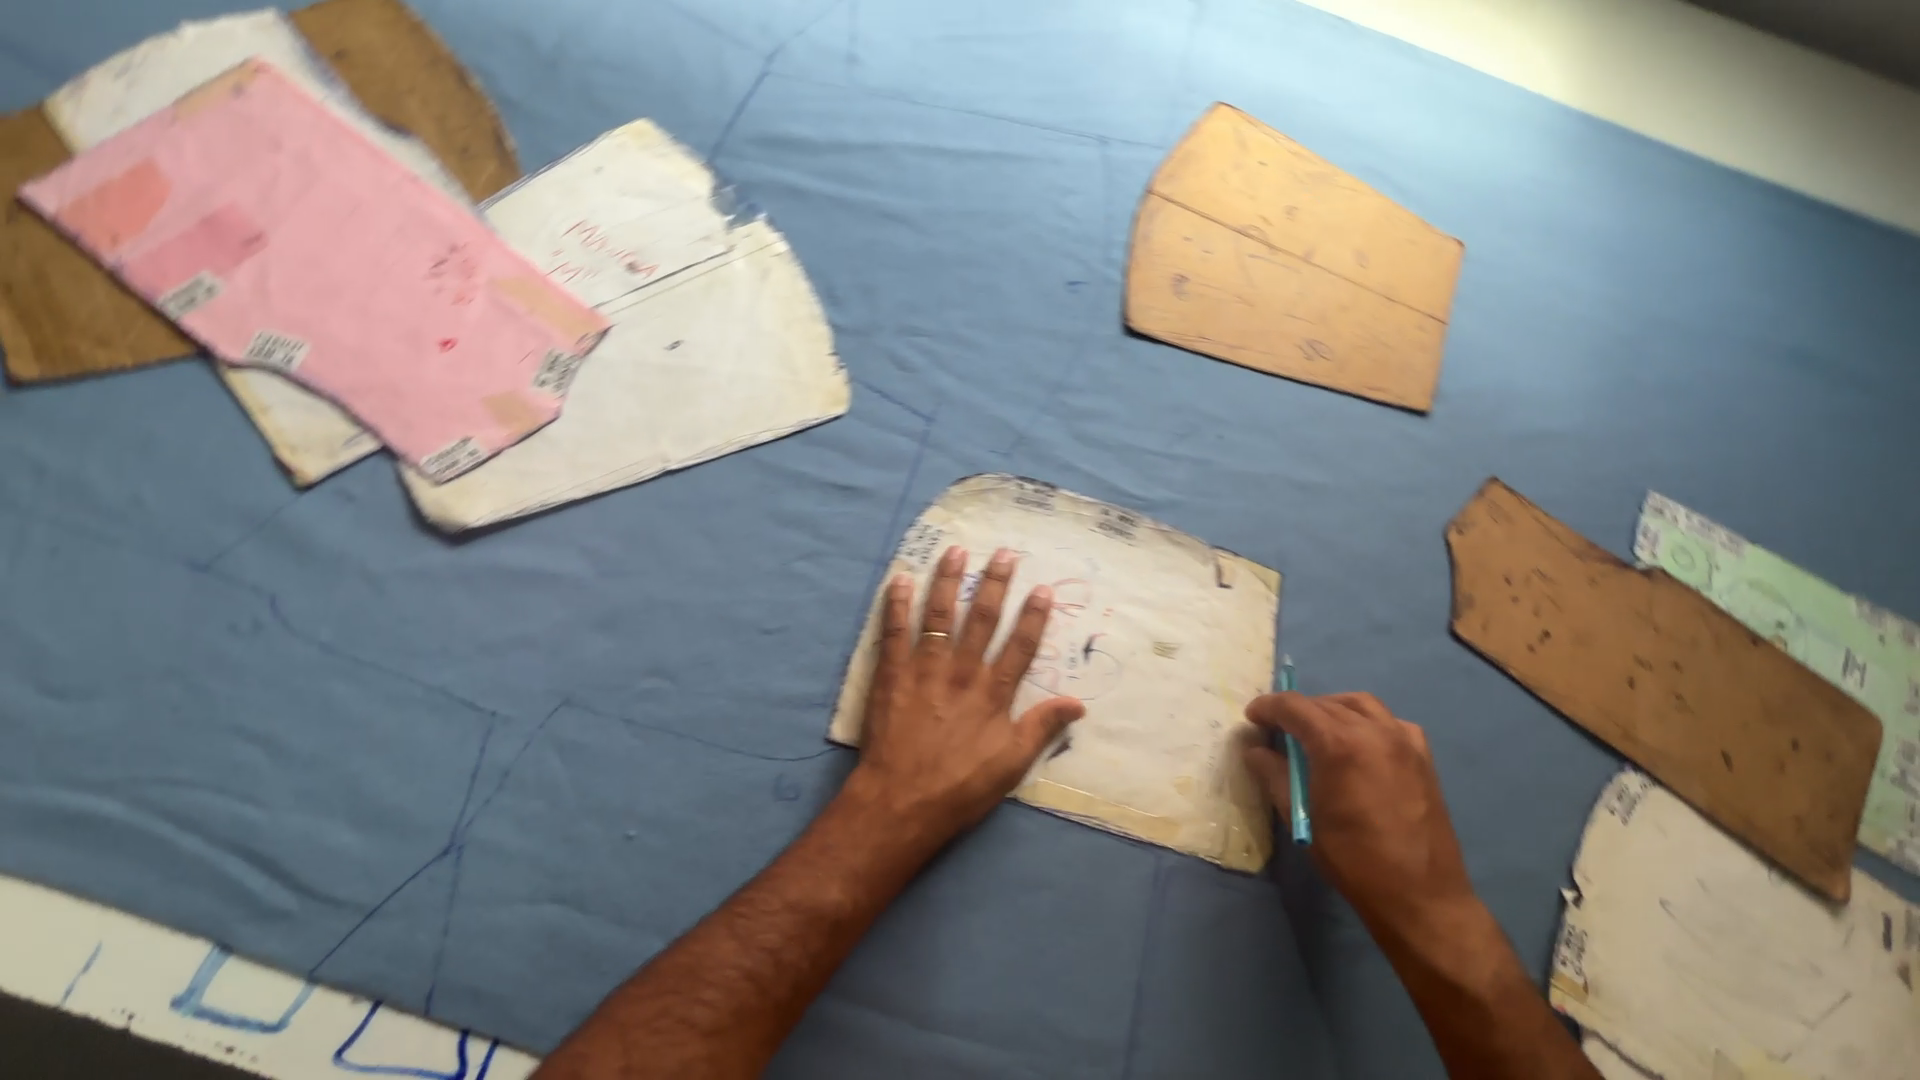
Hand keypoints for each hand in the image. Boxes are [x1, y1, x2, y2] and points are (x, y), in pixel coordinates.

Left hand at [849, 546, 1085, 843]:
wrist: (902, 801)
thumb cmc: (960, 787)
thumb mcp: (1011, 765)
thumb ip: (1041, 728)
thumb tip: (1078, 704)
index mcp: (993, 693)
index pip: (1020, 646)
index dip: (1033, 616)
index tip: (1043, 589)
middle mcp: (962, 672)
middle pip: (982, 620)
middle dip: (995, 584)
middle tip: (1004, 553)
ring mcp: (925, 670)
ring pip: (940, 616)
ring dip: (949, 581)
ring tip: (956, 551)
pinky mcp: (892, 675)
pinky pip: (894, 632)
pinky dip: (897, 604)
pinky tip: (900, 579)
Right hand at [1242, 692, 1476, 942]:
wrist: (1420, 895)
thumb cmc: (1352, 858)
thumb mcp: (1301, 817)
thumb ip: (1274, 775)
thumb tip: (1255, 750)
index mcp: (1339, 744)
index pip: (1295, 707)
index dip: (1268, 707)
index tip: (1252, 717)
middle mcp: (1374, 731)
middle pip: (1325, 703)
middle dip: (1297, 710)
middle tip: (1277, 728)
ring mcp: (1403, 741)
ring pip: (1360, 704)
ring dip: (1331, 708)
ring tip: (1315, 729)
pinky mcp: (1422, 756)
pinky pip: (1389, 722)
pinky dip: (1366, 721)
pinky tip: (1358, 742)